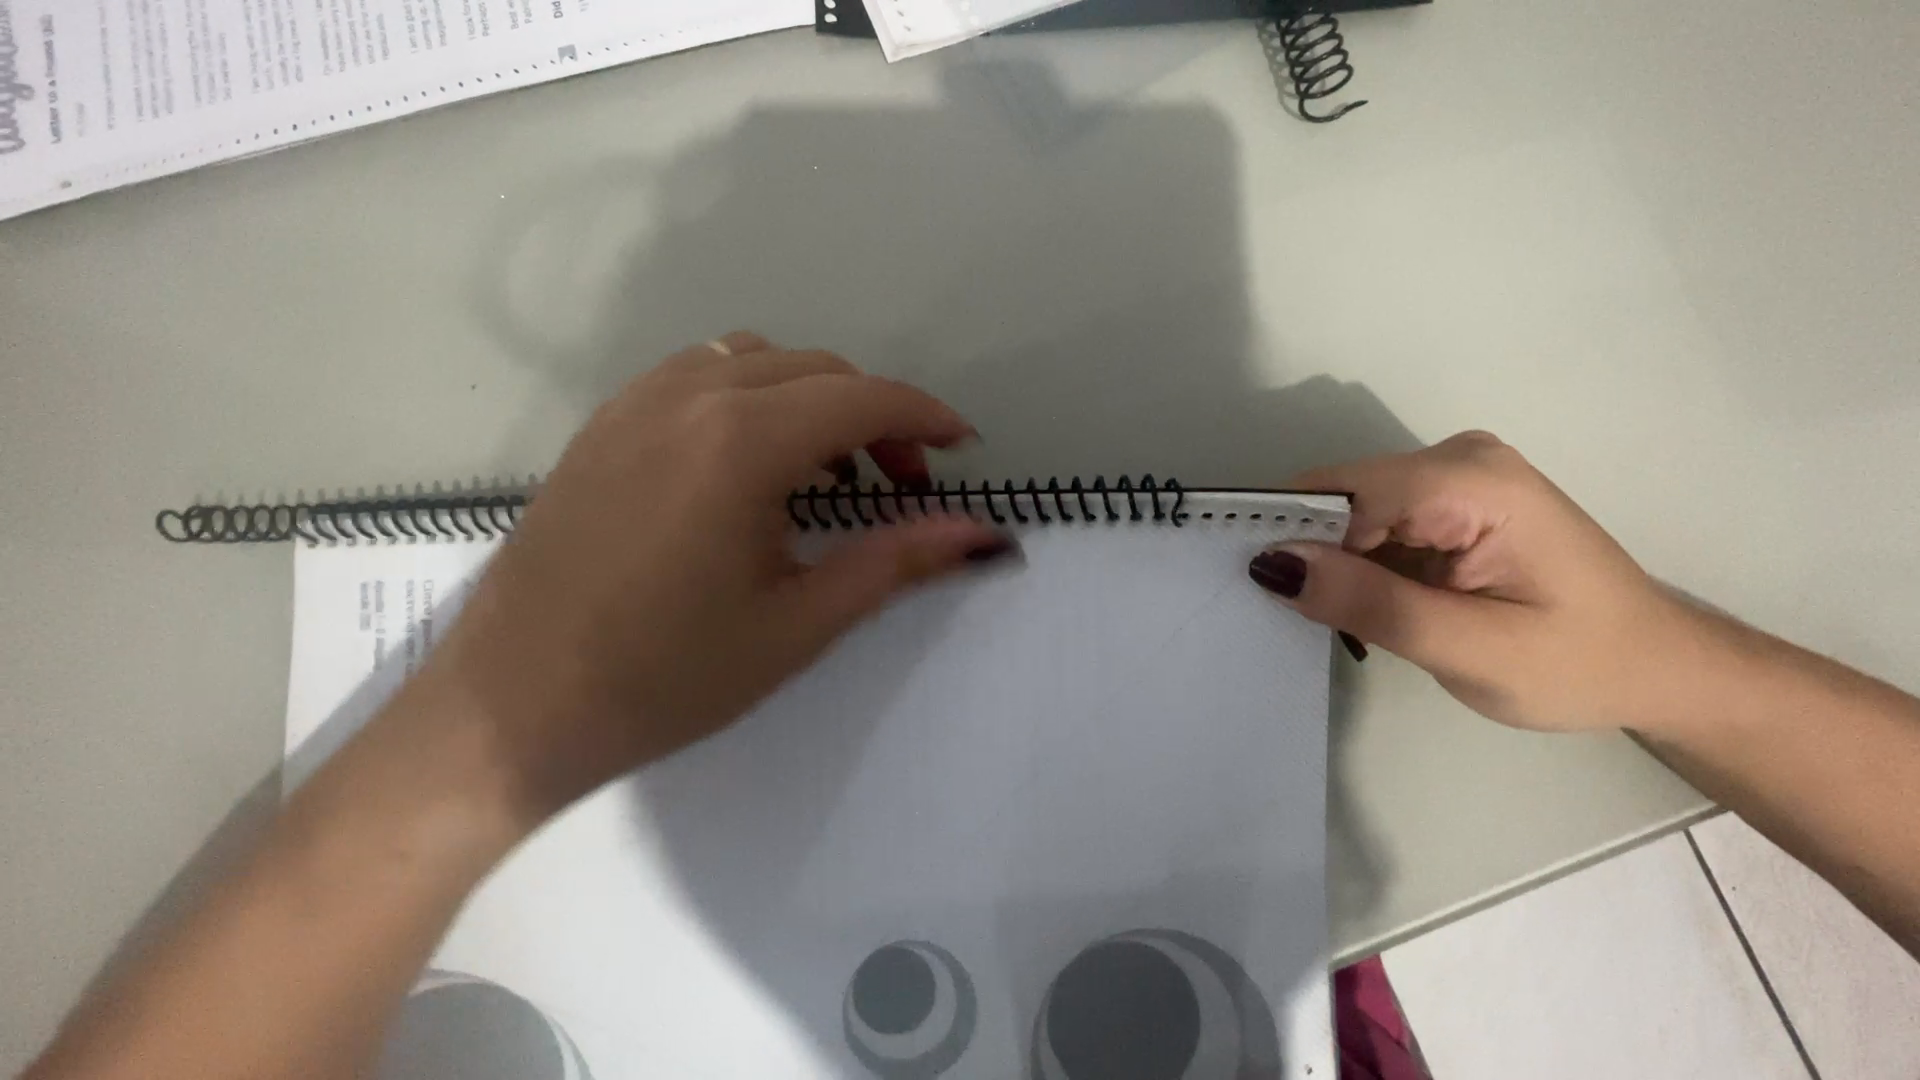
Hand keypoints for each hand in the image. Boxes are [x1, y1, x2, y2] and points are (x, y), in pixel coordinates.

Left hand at [406, 333, 1009, 818]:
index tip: (962, 448)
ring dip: (812, 398)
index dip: (925, 418)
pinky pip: (698, 374)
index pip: (863, 399)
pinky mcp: (603, 424)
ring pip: (756, 361)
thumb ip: (897, 563)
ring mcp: (635, 403)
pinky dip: (751, 395)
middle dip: (875, 415)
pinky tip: (749, 462)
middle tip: (901, 486)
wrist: (512, 709)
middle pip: (817, 371)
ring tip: (826, 471)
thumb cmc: (665, 679)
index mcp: (741, 443)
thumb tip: (984, 536)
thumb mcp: (798, 624)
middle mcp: (688, 397)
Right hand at [1249, 431, 1709, 733]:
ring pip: (1348, 512)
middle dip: (1318, 558)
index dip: (1299, 541)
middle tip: (1334, 626)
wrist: (1657, 668)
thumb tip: (1273, 562)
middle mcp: (1457, 457)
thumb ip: (1372, 603)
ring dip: (1338, 566)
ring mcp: (1454, 474)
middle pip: (1340, 498)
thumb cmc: (1577, 665)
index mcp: (1472, 481)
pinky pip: (1371, 521)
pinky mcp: (1450, 497)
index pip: (1342, 494)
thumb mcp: (1469, 650)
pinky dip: (1360, 565)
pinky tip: (1385, 604)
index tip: (1275, 600)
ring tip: (1364, 623)